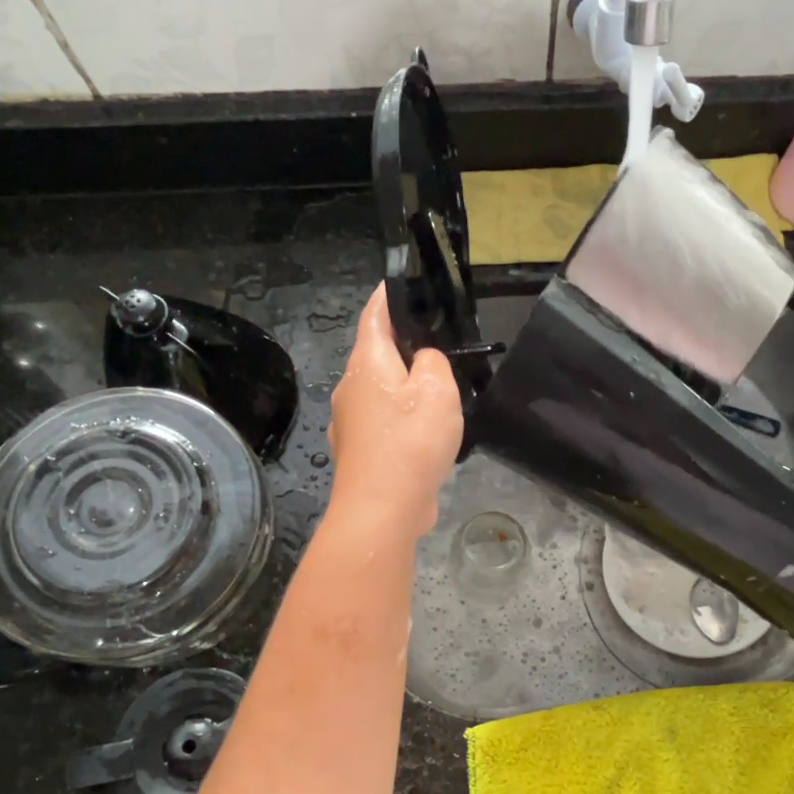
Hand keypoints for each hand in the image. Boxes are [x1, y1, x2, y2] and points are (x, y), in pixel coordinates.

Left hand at [327, 285, 462, 538]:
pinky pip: (383, 422)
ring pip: (381, 391)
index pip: (374, 315)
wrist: (381, 510)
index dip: (390, 296)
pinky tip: (425, 433)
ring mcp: (351, 422)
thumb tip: (424, 360)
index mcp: (367, 363)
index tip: (407, 283)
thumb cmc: (410, 442)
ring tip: (440, 391)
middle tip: (442, 345)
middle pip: (377, 354)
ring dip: (405, 387)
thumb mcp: (437, 390)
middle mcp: (350, 387)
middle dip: (404, 346)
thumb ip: (433, 362)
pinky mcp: (360, 452)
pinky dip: (402, 419)